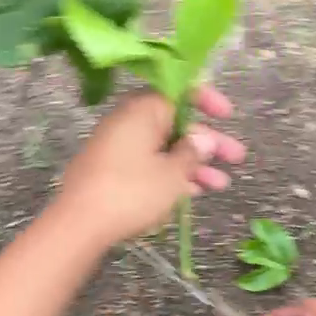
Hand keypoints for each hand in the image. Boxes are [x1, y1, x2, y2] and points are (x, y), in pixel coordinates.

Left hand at [49, 87, 245, 249]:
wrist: (79, 224)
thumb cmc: (132, 192)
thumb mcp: (172, 173)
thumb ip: (193, 152)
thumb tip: (202, 138)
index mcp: (143, 111)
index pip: (179, 91)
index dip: (207, 100)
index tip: (227, 114)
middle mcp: (128, 122)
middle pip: (175, 124)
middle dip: (207, 142)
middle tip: (235, 157)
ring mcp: (116, 147)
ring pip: (163, 148)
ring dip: (193, 164)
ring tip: (220, 185)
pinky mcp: (109, 171)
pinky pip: (147, 164)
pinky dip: (170, 175)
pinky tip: (192, 193)